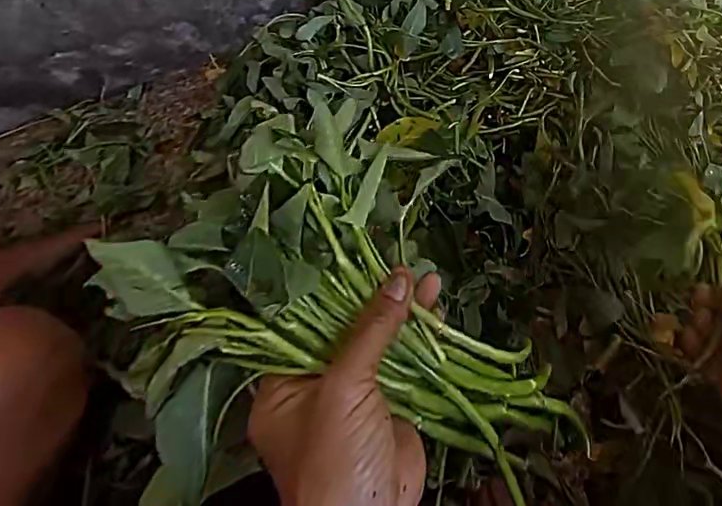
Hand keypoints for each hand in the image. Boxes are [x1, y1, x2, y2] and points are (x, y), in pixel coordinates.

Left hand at [250, 268, 442, 505]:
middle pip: (349, 329)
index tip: (357, 258)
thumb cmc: (335, 463)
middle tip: (399, 264)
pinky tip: (435, 310)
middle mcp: (318, 386)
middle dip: (376, 297)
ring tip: (427, 279)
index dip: (332, 291)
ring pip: (381, 341)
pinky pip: (406, 361)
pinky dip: (422, 336)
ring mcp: (357, 395)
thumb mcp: (344, 389)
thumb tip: (399, 279)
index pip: (305, 325)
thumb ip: (371, 331)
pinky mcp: (391, 403)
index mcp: (286, 387)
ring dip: (405, 311)